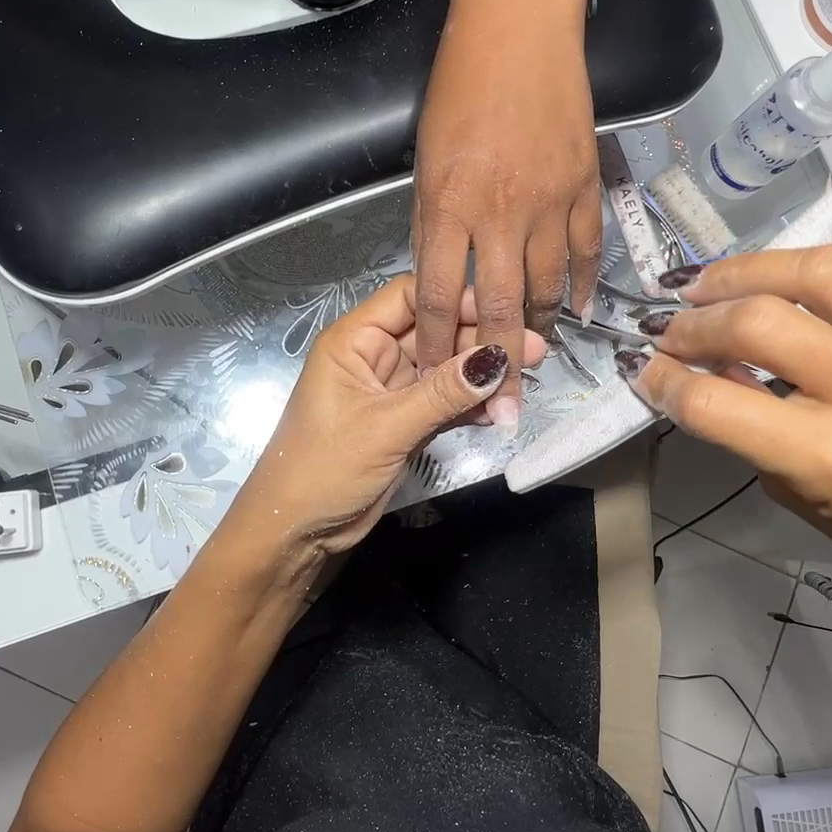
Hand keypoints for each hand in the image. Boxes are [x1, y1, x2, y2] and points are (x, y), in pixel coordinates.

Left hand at [219, 277, 547, 570]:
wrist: (297, 534)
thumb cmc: (324, 469)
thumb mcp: (385, 427)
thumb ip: (443, 393)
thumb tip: (500, 357)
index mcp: (353, 340)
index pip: (409, 297)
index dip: (454, 299)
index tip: (502, 309)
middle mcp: (374, 356)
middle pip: (435, 332)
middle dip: (480, 343)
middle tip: (533, 352)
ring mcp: (391, 390)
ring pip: (445, 370)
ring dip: (481, 378)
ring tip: (526, 381)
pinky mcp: (405, 422)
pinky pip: (445, 403)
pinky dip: (471, 407)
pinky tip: (502, 410)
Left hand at [412, 0, 602, 433]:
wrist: (521, 24)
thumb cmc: (459, 86)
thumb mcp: (426, 160)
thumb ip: (433, 223)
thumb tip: (440, 276)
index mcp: (447, 205)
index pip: (436, 296)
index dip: (436, 346)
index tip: (436, 380)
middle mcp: (499, 213)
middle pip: (497, 307)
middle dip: (497, 363)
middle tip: (505, 405)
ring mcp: (549, 202)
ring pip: (547, 286)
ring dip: (539, 327)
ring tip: (533, 356)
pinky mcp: (585, 187)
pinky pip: (586, 253)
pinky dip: (582, 285)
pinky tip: (577, 310)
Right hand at [624, 122, 831, 628]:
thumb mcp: (801, 497)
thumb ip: (747, 428)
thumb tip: (700, 367)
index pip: (714, 402)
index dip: (661, 383)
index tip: (643, 372)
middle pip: (759, 324)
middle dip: (693, 326)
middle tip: (672, 332)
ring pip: (824, 272)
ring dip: (751, 270)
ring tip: (716, 282)